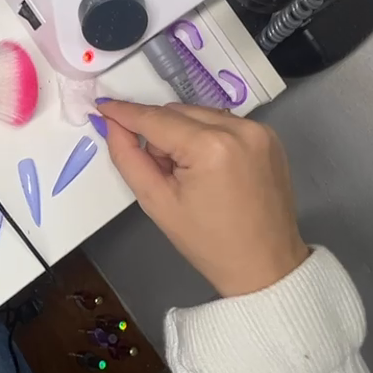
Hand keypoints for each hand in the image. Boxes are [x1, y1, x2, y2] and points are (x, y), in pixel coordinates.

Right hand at [96, 100, 308, 296]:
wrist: (264, 265)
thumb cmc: (206, 242)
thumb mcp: (156, 202)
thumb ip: (128, 157)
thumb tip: (113, 125)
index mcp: (210, 146)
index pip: (155, 119)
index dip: (125, 112)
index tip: (102, 107)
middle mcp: (239, 128)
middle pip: (176, 112)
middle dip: (158, 135)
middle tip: (162, 173)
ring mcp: (259, 130)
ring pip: (198, 114)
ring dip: (181, 134)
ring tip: (188, 175)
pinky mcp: (270, 136)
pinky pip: (222, 121)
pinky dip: (205, 136)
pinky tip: (209, 169)